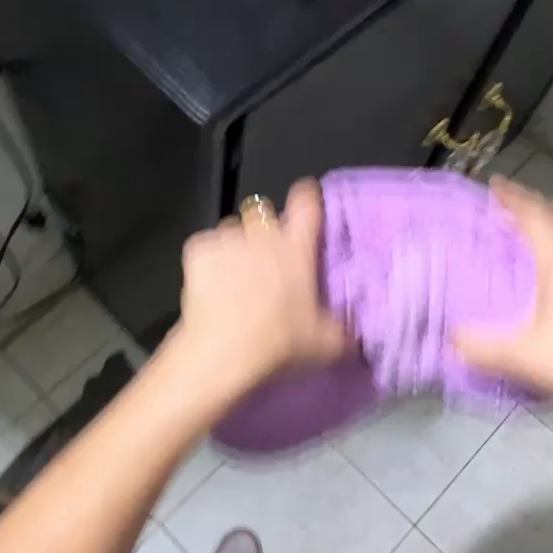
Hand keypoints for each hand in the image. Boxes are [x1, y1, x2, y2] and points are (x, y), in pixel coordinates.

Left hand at [171, 180, 349, 388]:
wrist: (224, 353)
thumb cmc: (281, 343)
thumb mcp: (327, 342)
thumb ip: (343, 329)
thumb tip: (354, 333)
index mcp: (296, 248)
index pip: (307, 204)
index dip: (308, 200)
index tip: (307, 203)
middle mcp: (262, 235)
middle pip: (265, 216)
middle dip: (266, 231)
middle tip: (267, 262)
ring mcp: (226, 239)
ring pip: (232, 230)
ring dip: (236, 246)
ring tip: (235, 277)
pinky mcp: (198, 251)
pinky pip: (205, 247)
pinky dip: (209, 261)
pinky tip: (211, 284)